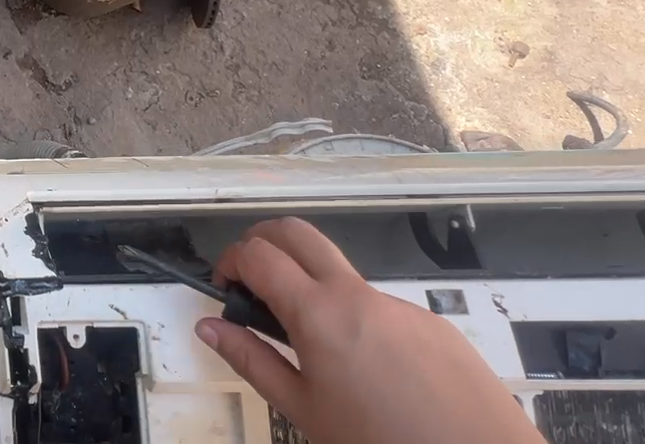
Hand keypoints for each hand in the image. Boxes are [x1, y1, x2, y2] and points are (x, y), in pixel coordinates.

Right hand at [197, 218, 542, 443]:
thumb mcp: (305, 413)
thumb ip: (253, 361)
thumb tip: (207, 326)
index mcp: (318, 312)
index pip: (256, 253)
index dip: (230, 261)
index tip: (225, 289)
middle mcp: (356, 293)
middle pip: (296, 232)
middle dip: (262, 241)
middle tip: (252, 280)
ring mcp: (400, 305)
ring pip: (340, 273)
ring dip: (312, 286)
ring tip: (320, 351)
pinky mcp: (436, 325)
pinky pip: (381, 307)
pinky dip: (358, 320)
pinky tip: (375, 374)